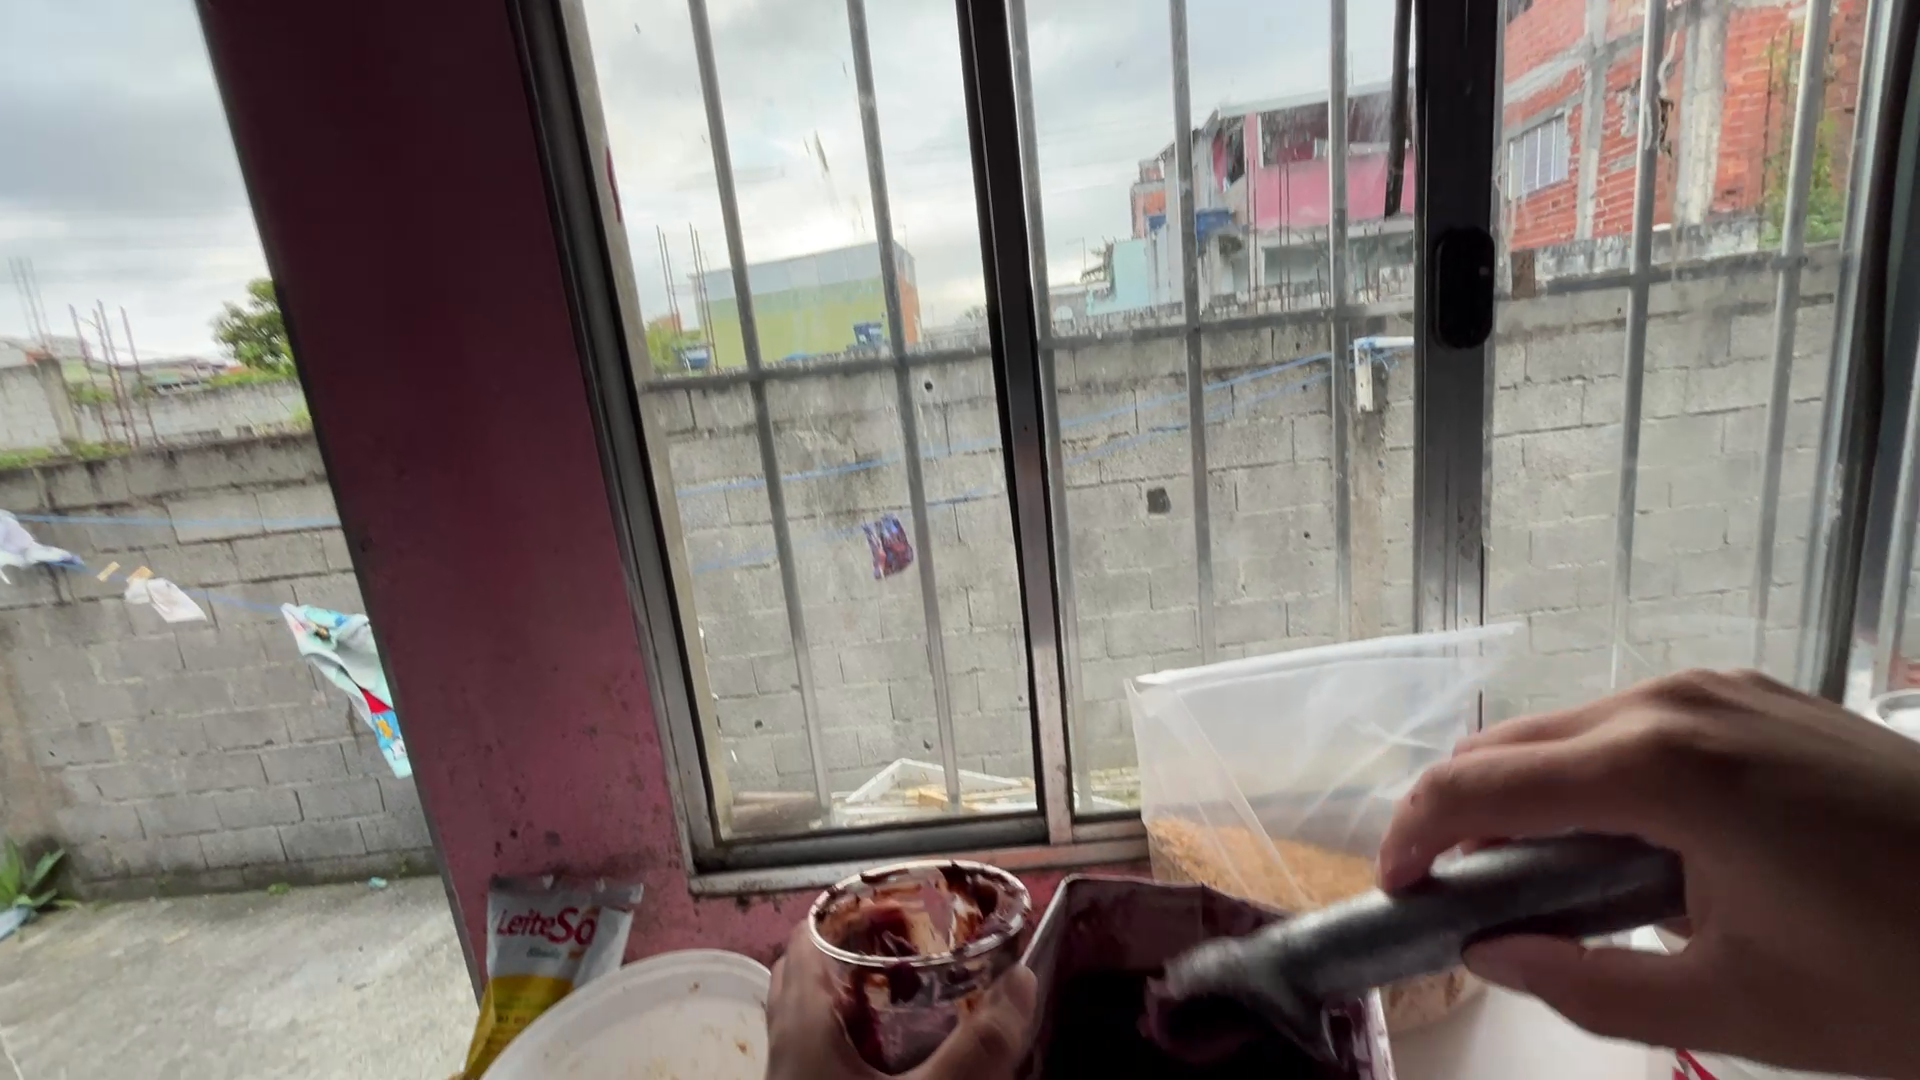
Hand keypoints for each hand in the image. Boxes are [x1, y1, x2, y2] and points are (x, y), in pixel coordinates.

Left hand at [764, 917, 1037, 1079]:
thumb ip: (978, 1047)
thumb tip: (1025, 979)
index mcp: (802, 1028)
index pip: (807, 938)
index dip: (843, 906)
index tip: (894, 894)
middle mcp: (786, 1050)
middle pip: (805, 973)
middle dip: (851, 945)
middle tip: (908, 937)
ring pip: (812, 1017)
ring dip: (851, 993)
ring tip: (909, 986)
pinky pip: (823, 1055)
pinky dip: (853, 1038)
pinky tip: (896, 1056)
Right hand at [1376, 669, 1919, 1078]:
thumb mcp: (1754, 1011)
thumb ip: (1588, 986)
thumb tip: (1484, 953)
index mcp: (1656, 766)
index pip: (1477, 786)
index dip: (1415, 833)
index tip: (1397, 886)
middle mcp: (1662, 700)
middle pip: (1502, 747)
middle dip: (1459, 814)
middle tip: (1466, 887)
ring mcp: (1703, 685)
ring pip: (1552, 730)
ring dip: (1518, 794)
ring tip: (1547, 869)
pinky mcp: (1737, 690)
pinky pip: (1613, 723)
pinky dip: (1578, 774)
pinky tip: (1623, 832)